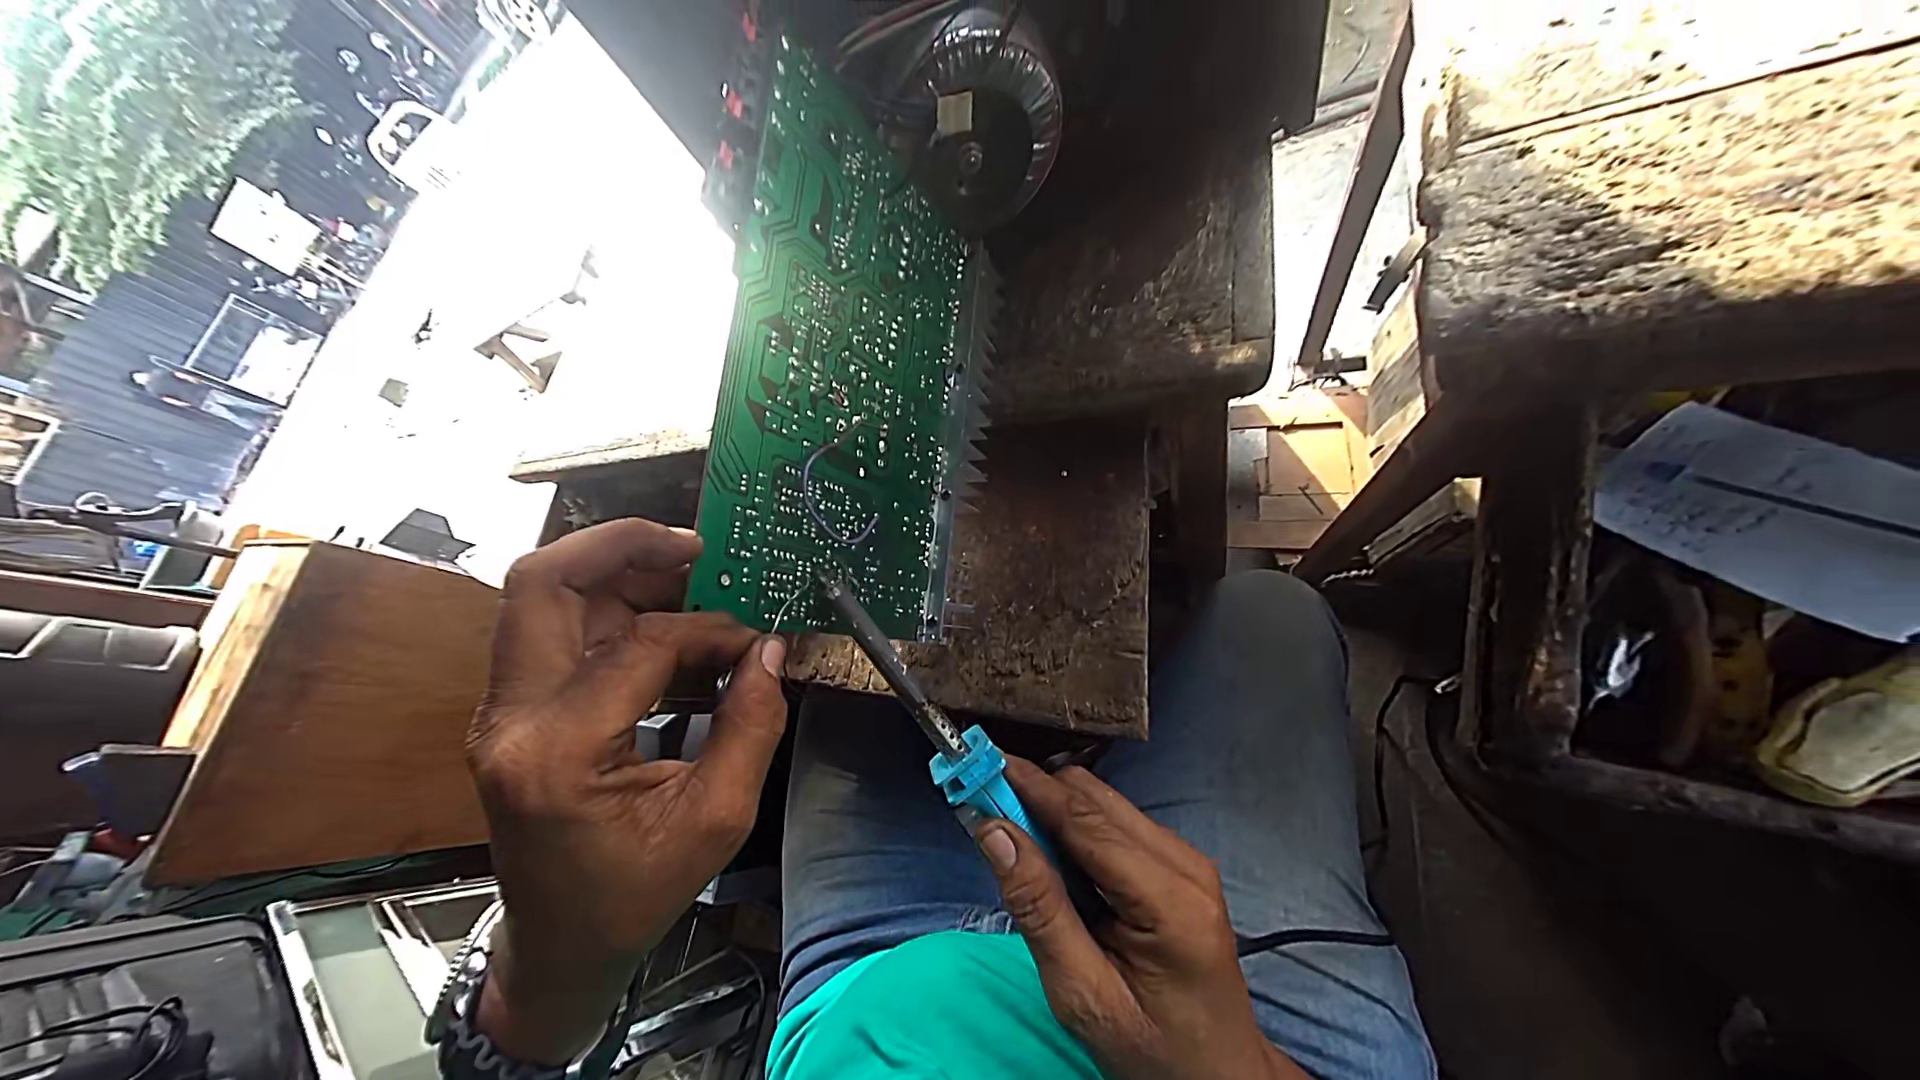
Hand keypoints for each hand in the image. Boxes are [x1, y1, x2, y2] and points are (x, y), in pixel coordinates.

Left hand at [464, 519, 788, 1064]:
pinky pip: (561, 631)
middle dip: (621, 546)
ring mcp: (506, 712)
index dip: (711, 631)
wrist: (559, 946)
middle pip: (542, 583)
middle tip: (693, 546)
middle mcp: (512, 718)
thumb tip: (770, 650)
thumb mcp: (717, 818)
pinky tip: (671, 625)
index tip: (757, 643)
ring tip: (689, 575)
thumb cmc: (635, 894)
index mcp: (557, 751)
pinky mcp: (519, 712)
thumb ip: (751, 725)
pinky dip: (617, 610)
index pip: (641, 644)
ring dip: (619, 574)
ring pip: (546, 597)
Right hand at [974, 759, 1307, 1079]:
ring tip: (1012, 829)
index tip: (980, 766)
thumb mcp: (1082, 995)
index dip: (1028, 787)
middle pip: (1094, 797)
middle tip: (986, 804)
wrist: (1220, 1075)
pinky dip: (1074, 825)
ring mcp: (1186, 857)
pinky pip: (1114, 820)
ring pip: (1103, 801)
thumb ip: (1038, 909)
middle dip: (1036, 793)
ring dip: (1053, 806)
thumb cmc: (1152, 1051)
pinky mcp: (1178, 860)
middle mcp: (1185, 862)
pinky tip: (1053, 855)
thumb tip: (995, 832)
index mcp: (1169, 901)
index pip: (1086, 821)